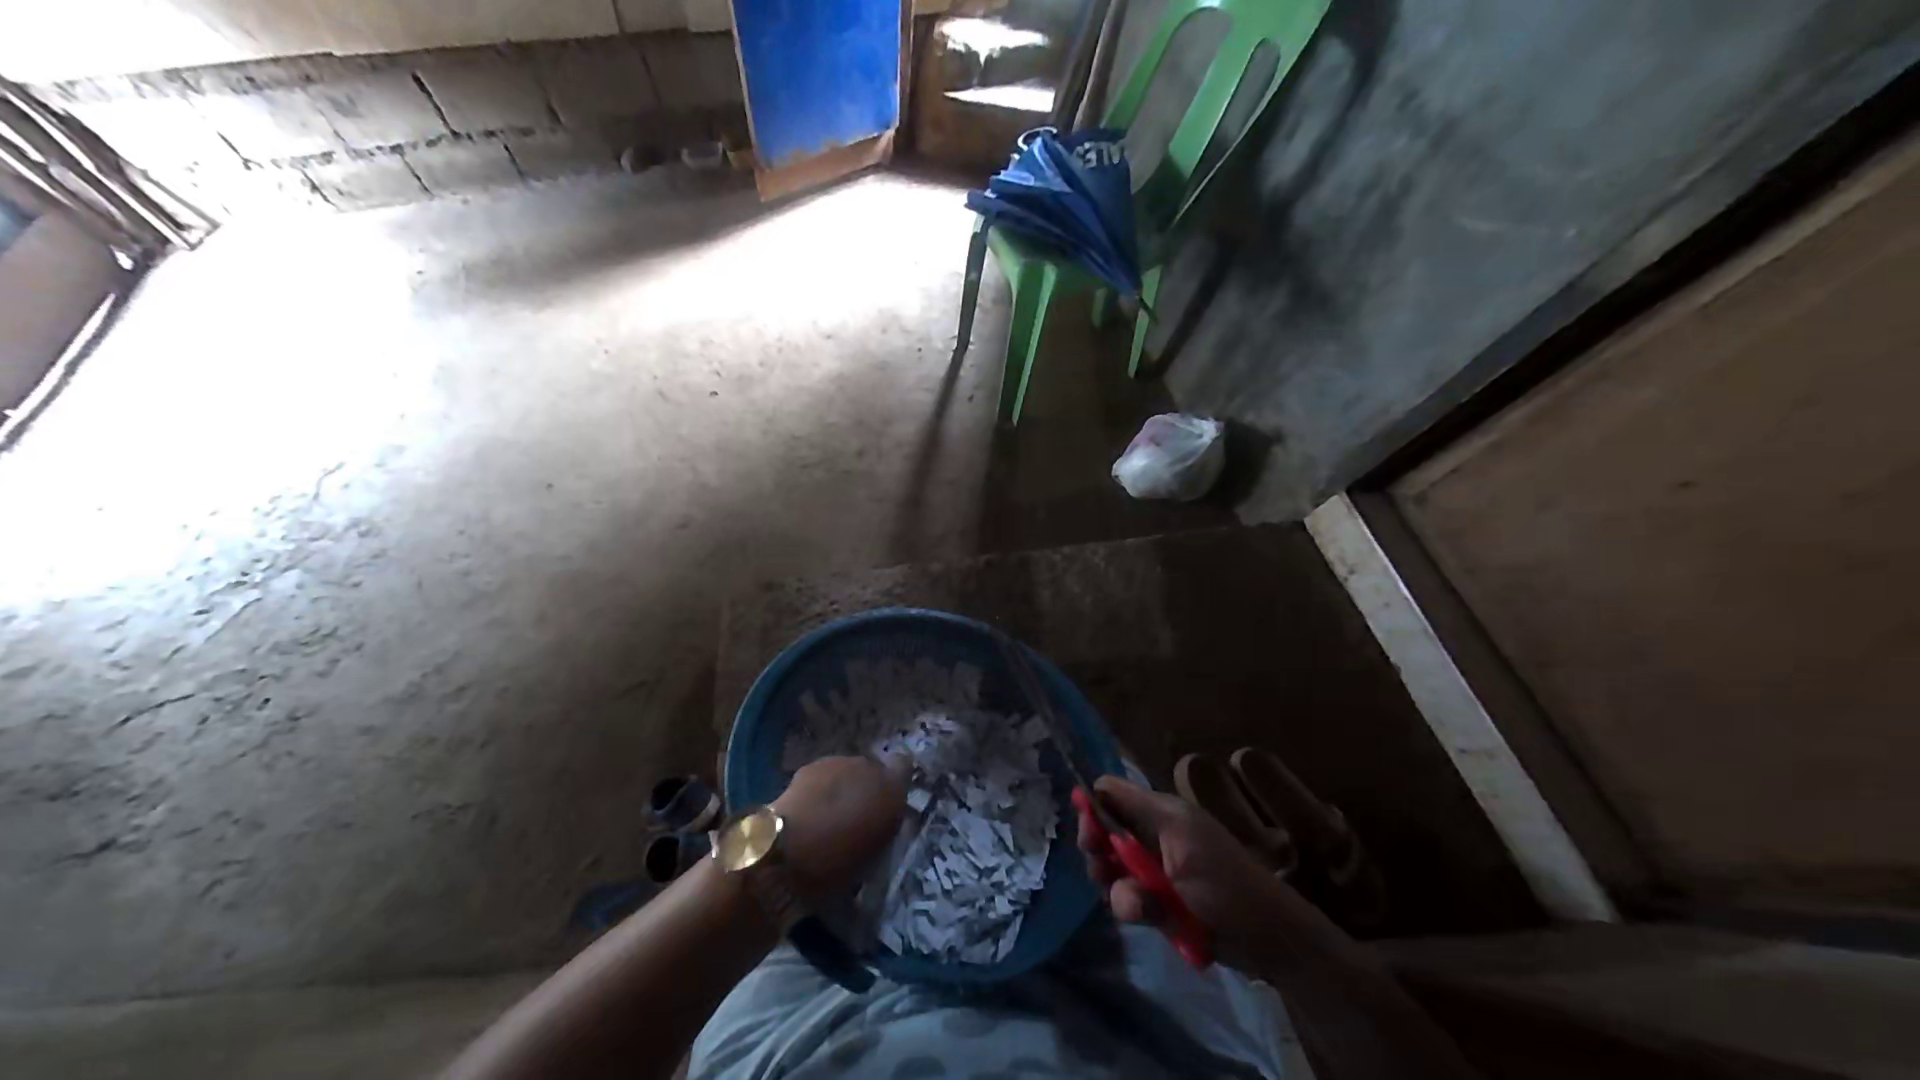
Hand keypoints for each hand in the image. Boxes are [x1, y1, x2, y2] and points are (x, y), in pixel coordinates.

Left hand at [772, 755, 907, 898]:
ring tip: (827, 816)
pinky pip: (823, 775)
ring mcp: (838, 762)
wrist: (790, 850)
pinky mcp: (810, 766)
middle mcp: (870, 767)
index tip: (887, 802)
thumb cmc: (840, 863)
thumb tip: (882, 818)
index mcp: (893, 790)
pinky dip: (819, 789)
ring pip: (846, 771)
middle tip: (854, 817)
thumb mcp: (876, 853)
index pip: (904, 766)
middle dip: (865, 787)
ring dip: (842, 787)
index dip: (895, 780)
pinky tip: (807, 811)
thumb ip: (884, 825)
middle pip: (872, 769)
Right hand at [1077, 775, 1280, 944]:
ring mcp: (1150, 873)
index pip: (1108, 798)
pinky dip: (1135, 910)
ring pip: (1109, 873)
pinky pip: (1125, 902)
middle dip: (1099, 856)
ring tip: (1143, 905)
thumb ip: (1135, 807)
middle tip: (1108, 870)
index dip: (1093, 811)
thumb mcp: (1179, 832)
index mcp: (1156, 812)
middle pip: (1101, 836)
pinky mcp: (1153, 906)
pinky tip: (1154, 918)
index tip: (1092, 834)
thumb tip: (1093, 784)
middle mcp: (1148, 837)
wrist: (1264, 939)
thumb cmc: (1224, 877)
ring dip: (1120, 889)